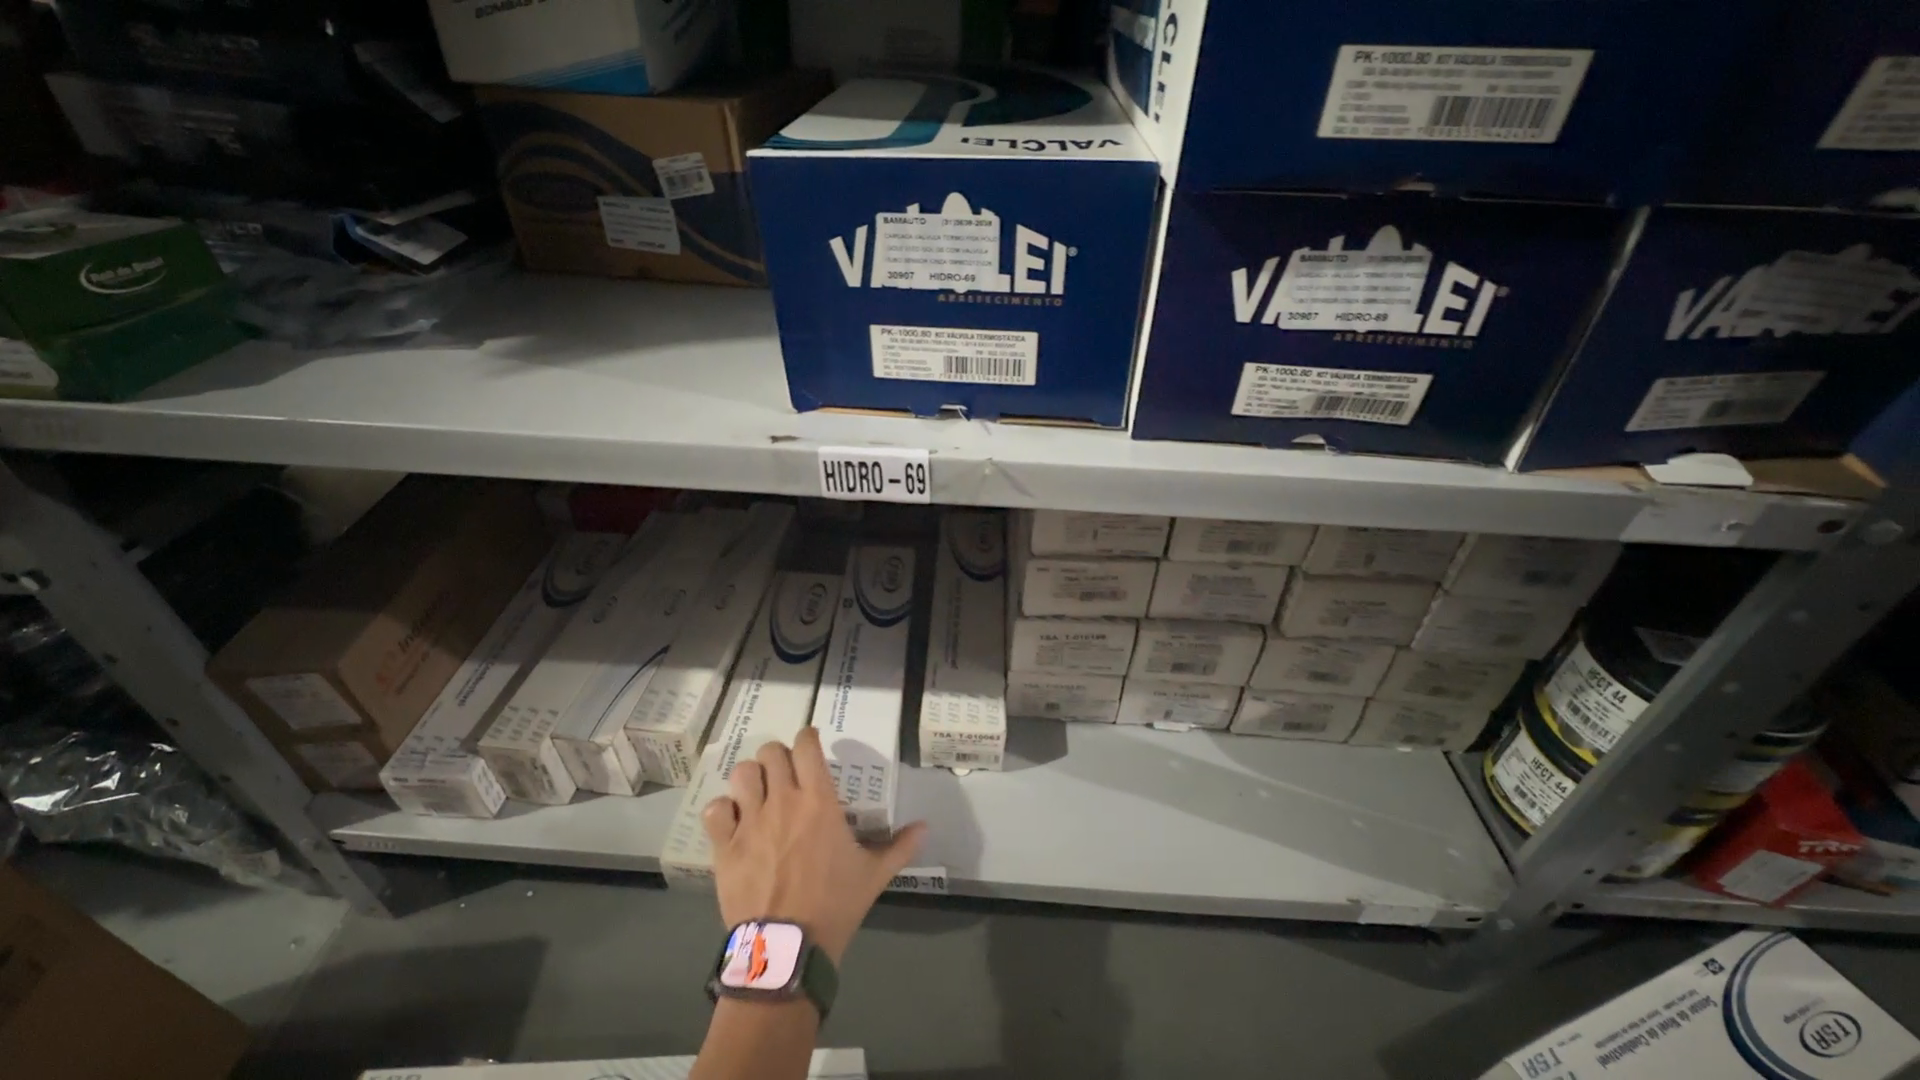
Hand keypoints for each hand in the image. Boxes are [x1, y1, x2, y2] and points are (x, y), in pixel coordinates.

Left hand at [702, 727, 925, 964]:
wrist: (787, 947)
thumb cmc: (834, 905)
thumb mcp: (874, 875)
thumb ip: (900, 847)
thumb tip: (925, 827)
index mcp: (819, 801)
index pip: (807, 747)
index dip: (808, 738)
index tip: (811, 743)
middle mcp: (782, 801)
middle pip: (771, 753)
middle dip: (780, 756)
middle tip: (788, 772)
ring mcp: (749, 822)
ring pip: (743, 773)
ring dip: (752, 777)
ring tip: (760, 791)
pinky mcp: (725, 846)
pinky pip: (717, 809)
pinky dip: (725, 809)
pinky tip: (734, 820)